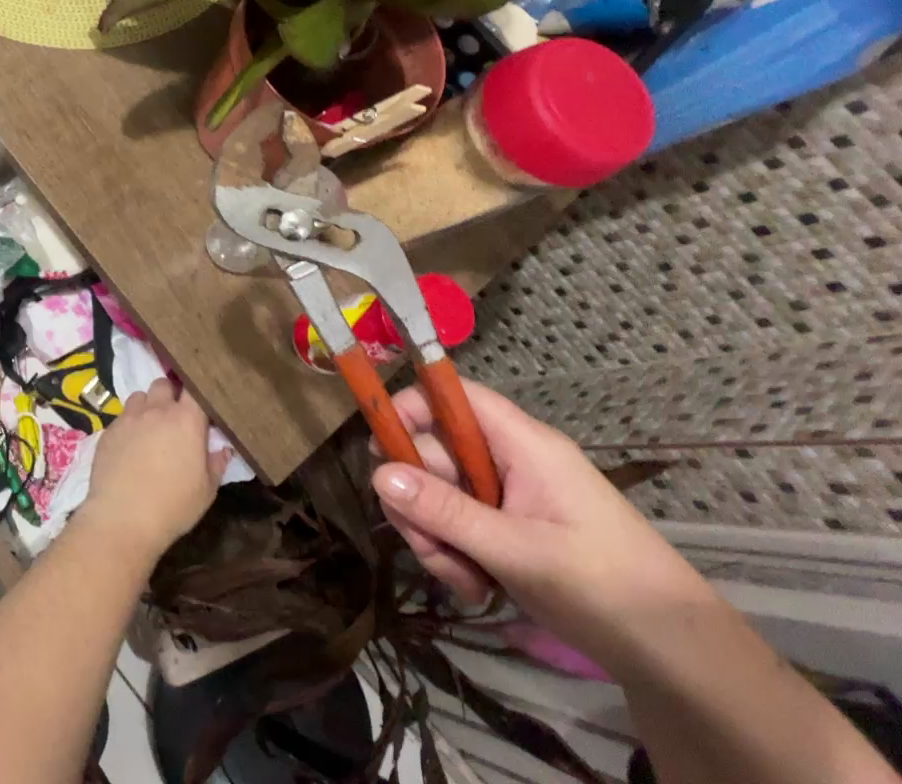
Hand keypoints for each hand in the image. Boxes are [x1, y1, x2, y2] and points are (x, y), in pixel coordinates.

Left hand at [79, 380, 231, 561]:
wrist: (123, 517)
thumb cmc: (173, 505)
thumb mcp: (206, 489)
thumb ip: (216, 463)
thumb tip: (222, 449)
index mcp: (186, 420)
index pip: (195, 388)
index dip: (197, 391)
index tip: (201, 401)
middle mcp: (156, 411)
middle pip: (163, 384)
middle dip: (170, 393)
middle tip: (175, 415)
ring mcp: (128, 419)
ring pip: (139, 397)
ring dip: (147, 406)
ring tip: (150, 428)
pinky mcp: (107, 431)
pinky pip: (121, 417)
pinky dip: (129, 424)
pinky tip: (130, 446)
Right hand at [371, 381, 716, 675]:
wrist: (671, 652)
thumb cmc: (605, 586)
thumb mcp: (519, 550)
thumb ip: (445, 512)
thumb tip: (376, 474)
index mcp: (524, 447)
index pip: (454, 397)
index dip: (411, 408)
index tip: (379, 449)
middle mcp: (508, 462)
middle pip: (431, 454)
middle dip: (417, 501)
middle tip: (427, 545)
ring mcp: (504, 497)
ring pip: (434, 496)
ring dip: (433, 537)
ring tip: (463, 580)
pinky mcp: (502, 529)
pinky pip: (451, 526)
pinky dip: (450, 555)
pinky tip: (473, 587)